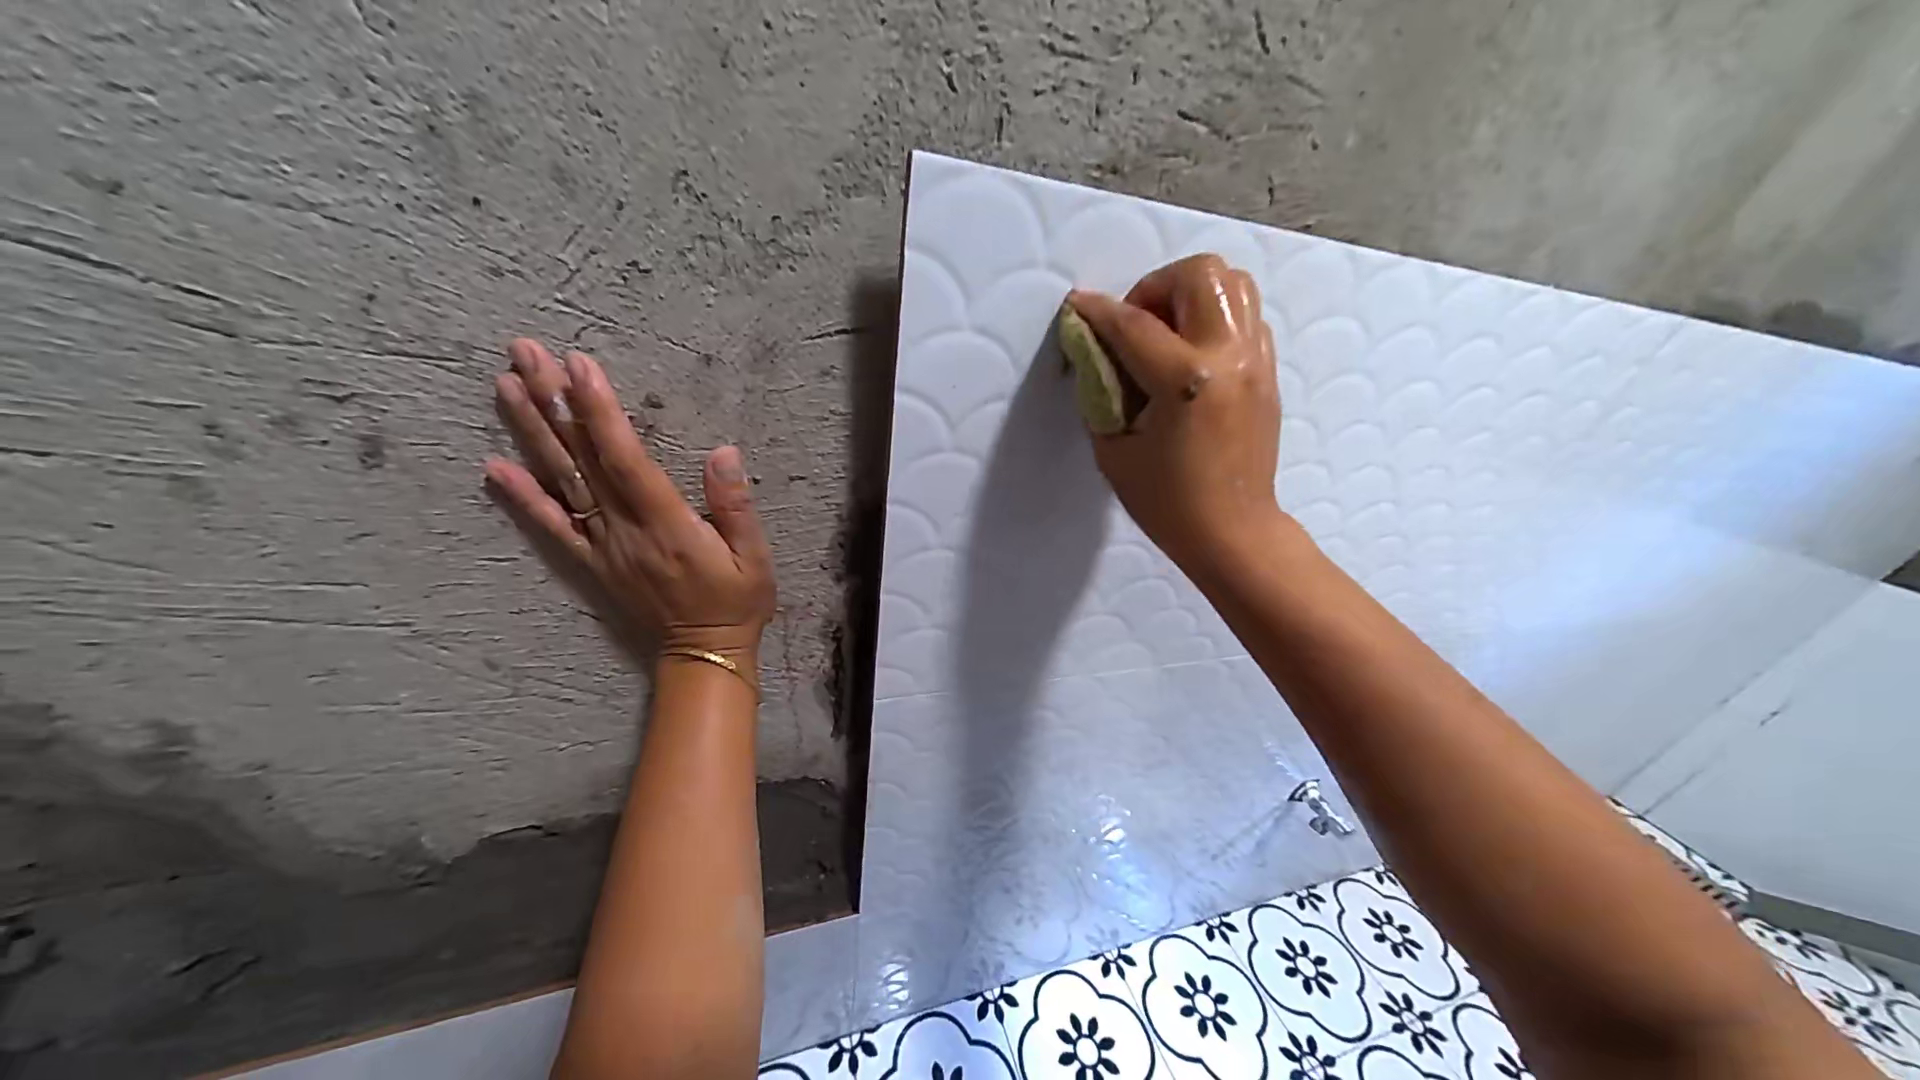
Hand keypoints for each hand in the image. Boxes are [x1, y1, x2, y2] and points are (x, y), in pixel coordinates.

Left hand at [484, 339, 775, 673]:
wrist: (704, 652)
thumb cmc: (738, 601)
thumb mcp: (756, 556)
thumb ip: (736, 505)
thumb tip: (723, 452)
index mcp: (668, 525)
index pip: (626, 459)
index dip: (600, 412)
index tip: (578, 365)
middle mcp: (626, 531)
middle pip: (583, 460)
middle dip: (555, 403)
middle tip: (525, 353)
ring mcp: (603, 547)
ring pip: (562, 483)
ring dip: (534, 433)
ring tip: (507, 385)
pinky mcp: (593, 564)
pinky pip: (553, 528)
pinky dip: (522, 497)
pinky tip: (495, 465)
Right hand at [1068, 254, 1284, 583]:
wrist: (1232, 531)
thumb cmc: (1166, 502)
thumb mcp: (1114, 450)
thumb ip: (1102, 393)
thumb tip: (1097, 354)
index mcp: (1185, 382)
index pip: (1133, 325)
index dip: (1097, 312)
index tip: (1077, 305)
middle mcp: (1229, 357)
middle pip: (1200, 274)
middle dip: (1156, 287)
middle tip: (1136, 325)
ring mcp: (1256, 361)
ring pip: (1234, 282)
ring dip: (1190, 294)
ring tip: (1166, 333)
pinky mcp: (1268, 372)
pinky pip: (1245, 316)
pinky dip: (1213, 319)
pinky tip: (1191, 356)